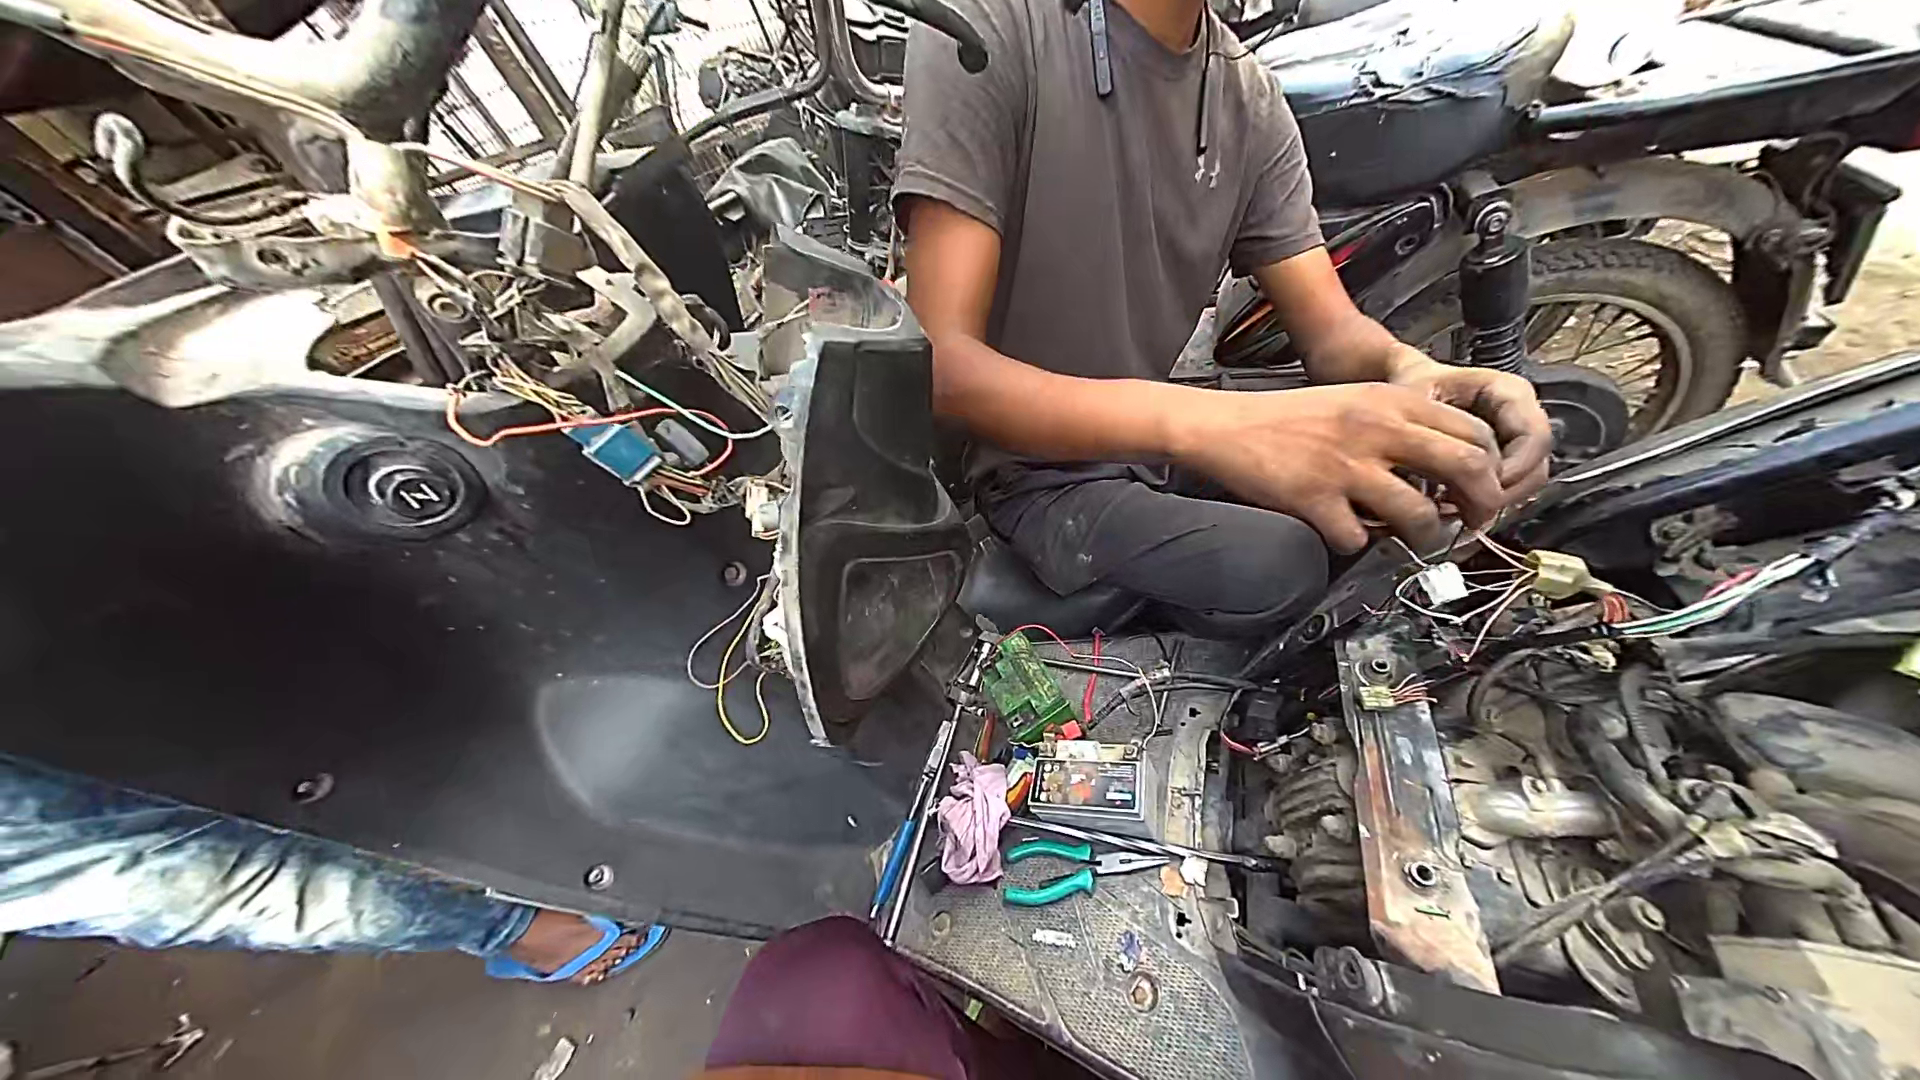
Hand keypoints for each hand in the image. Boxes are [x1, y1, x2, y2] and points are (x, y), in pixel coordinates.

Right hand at [1169, 383, 1505, 553]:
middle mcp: (1376, 431)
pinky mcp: (1314, 499)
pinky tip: (1348, 535)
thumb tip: (1438, 459)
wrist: (1225, 426)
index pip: (1476, 434)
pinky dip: (1359, 544)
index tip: (1482, 490)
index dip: (1493, 470)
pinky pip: (1357, 537)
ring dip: (1428, 538)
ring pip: (1420, 514)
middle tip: (1473, 523)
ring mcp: (1345, 467)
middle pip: (1467, 470)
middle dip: (1483, 507)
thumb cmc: (1281, 417)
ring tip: (1418, 544)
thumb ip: (1397, 421)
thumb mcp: (1351, 400)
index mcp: (1389, 402)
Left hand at [1385, 348, 1552, 504]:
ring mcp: (1513, 438)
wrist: (1403, 382)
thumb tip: (1439, 475)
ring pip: (1524, 481)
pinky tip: (1451, 506)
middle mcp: (1520, 415)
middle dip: (1503, 492)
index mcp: (1509, 393)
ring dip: (1492, 500)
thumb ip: (1432, 429)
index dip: (1513, 469)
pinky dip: (1481, 499)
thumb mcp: (1417, 398)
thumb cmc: (1410, 386)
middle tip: (1467, 510)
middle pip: (1536, 465)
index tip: (1479, 490)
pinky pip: (1505, 484)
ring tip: (1455, 509)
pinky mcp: (1500, 456)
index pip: (1534, 437)